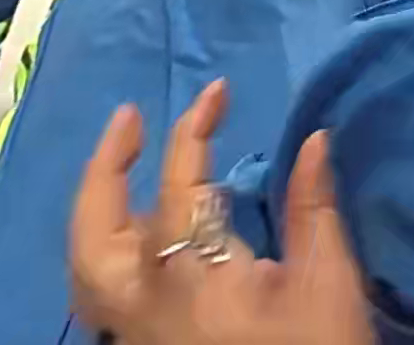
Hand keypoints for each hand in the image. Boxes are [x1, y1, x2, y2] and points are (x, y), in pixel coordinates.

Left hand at [70, 80, 373, 344]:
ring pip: (86, 270)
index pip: (179, 190)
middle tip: (129, 118)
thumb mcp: (327, 277)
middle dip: (104, 171)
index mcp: (193, 282)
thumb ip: (312, 204)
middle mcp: (146, 308)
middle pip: (93, 238)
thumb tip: (315, 138)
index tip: (218, 91)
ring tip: (122, 161)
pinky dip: (112, 242)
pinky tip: (143, 223)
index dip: (194, 132)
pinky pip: (106, 289)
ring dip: (98, 208)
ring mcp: (137, 335)